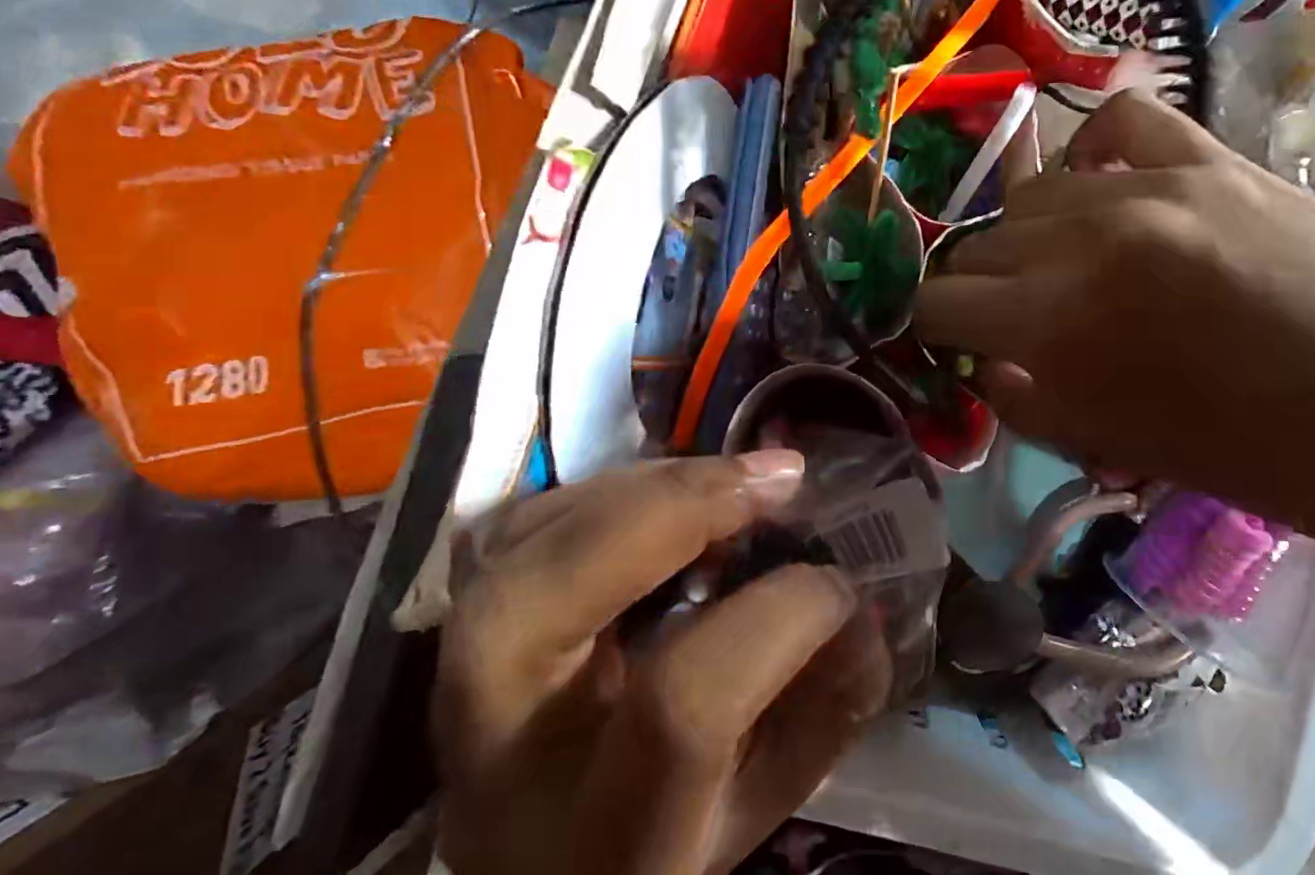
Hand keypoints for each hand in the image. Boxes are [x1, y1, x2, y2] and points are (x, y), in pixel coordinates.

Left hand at [433, 453, 889, 874]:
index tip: (839, 583)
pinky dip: (614, 488)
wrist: (544, 859)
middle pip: (540, 597)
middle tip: (780, 480)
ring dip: (649, 485)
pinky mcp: (458, 623)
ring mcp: (454, 678)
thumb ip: (826, 711)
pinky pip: (524, 520)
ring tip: (737, 478)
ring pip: (520, 539)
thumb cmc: (666, 835)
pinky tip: (678, 490)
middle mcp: (496, 754)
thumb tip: (860, 604)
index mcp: (601, 835)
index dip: (778, 618)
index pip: (681, 704)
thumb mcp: (766, 798)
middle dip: (676, 510)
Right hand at [915, 90, 1314, 539]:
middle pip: (980, 243)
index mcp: (1060, 318)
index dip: (933, 328)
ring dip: (1028, 238)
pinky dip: (1093, 159)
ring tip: (1061, 271)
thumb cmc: (1273, 463)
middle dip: (978, 290)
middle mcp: (1089, 233)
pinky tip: (1102, 193)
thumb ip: (1032, 401)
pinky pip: (1121, 125)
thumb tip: (986, 363)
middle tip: (1007, 323)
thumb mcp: (1123, 449)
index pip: (941, 302)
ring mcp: (1156, 182)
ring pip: (1035, 191)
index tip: (950, 346)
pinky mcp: (1214, 157)